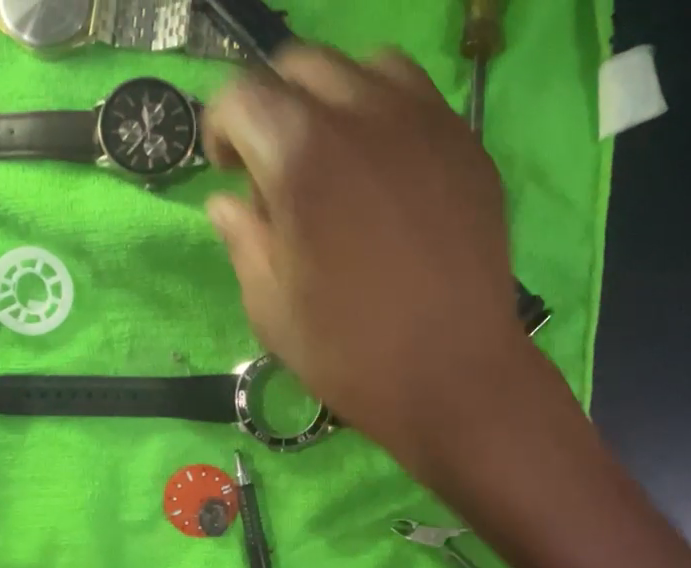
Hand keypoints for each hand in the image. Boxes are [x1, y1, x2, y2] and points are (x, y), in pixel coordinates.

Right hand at [203, 47, 561, 467]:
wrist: (454, 377)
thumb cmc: (351, 354)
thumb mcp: (271, 309)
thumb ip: (243, 240)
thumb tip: (228, 202)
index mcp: (301, 155)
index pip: (243, 95)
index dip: (223, 127)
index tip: (228, 169)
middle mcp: (363, 116)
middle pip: (303, 67)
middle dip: (275, 107)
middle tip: (277, 166)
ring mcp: (425, 125)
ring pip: (366, 69)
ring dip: (336, 101)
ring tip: (337, 158)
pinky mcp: (467, 147)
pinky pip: (419, 101)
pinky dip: (390, 117)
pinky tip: (388, 174)